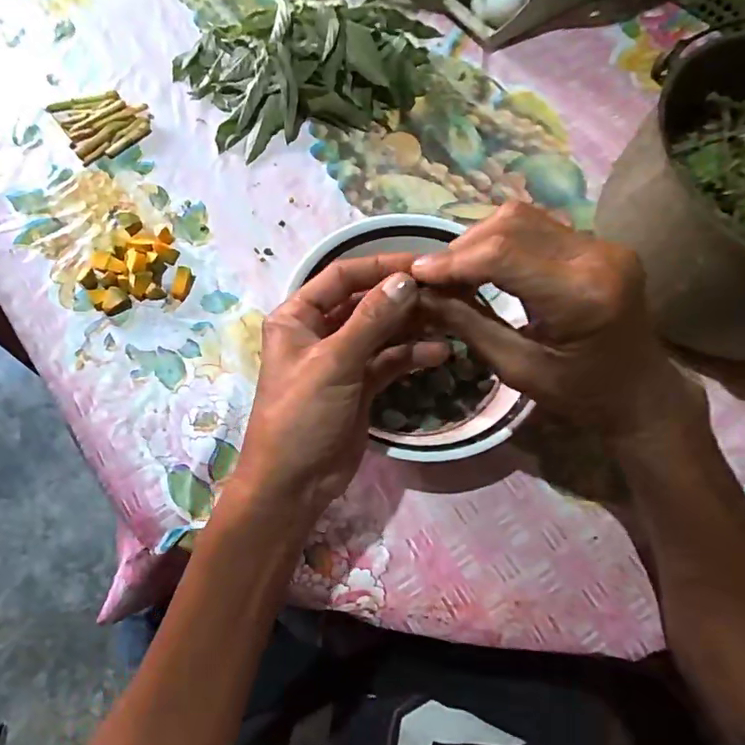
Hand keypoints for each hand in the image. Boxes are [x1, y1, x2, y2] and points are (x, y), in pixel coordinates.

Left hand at [233, 253, 448, 519]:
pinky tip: (441, 352)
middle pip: (364, 302)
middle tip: (446, 290)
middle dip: (401, 296)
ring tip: (451, 317)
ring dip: (412, 325)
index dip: (379, 266)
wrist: (293, 482)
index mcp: (296, 317)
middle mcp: (317, 332)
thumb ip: (371, 319)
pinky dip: (411, 355)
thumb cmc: (301, 414)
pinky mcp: (359, 385)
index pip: (340, 277)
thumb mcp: (334, 362)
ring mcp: (340, 360)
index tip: (422, 263)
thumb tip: (405, 278)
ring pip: (380, 331)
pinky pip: (388, 361)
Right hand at [410, 204, 701, 440]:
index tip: (415, 276)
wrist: (641, 395)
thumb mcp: (515, 368)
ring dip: (479, 241)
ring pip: (521, 218)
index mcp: (580, 295)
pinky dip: (500, 242)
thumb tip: (419, 295)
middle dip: (462, 248)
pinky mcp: (598, 245)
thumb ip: (467, 324)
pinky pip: (536, 228)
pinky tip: (483, 267)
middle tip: (431, 277)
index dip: (452, 261)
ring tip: (454, 272)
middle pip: (510, 225)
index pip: (501, 255)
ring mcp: (602, 245)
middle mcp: (597, 256)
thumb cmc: (579, 394)